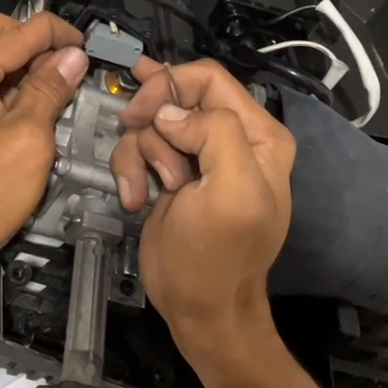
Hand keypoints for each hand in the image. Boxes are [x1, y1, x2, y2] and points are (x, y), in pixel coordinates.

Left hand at [0, 12, 86, 321]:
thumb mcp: (29, 140)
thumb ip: (50, 89)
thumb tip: (73, 56)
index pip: (19, 32)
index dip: (59, 34)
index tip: (89, 47)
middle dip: (38, 44)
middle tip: (72, 67)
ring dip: (25, 65)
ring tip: (59, 88)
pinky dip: (9, 86)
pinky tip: (35, 105)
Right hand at [109, 59, 295, 348]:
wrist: (200, 310)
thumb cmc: (219, 255)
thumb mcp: (233, 192)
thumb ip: (214, 134)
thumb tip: (169, 115)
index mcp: (259, 134)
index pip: (209, 77)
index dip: (170, 87)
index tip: (142, 115)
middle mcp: (231, 137)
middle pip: (173, 95)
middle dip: (151, 124)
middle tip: (145, 158)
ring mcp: (197, 155)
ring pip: (151, 122)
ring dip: (138, 154)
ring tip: (146, 190)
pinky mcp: (169, 173)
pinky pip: (138, 148)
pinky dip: (129, 170)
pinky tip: (135, 198)